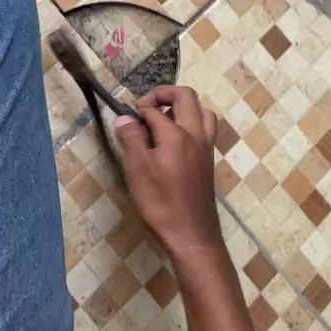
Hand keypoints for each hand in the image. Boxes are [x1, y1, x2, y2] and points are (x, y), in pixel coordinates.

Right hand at [112, 85, 223, 259]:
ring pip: (201, 112)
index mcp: (177, 134)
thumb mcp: (137, 169)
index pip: (154, 110)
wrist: (191, 235)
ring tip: (162, 122)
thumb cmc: (160, 202)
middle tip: (145, 108)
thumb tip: (124, 118)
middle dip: (164, 94)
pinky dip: (190, 124)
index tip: (123, 121)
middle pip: (187, 97)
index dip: (136, 110)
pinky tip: (173, 143)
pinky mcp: (208, 161)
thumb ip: (131, 138)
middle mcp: (196, 134)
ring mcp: (205, 148)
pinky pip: (204, 129)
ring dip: (182, 109)